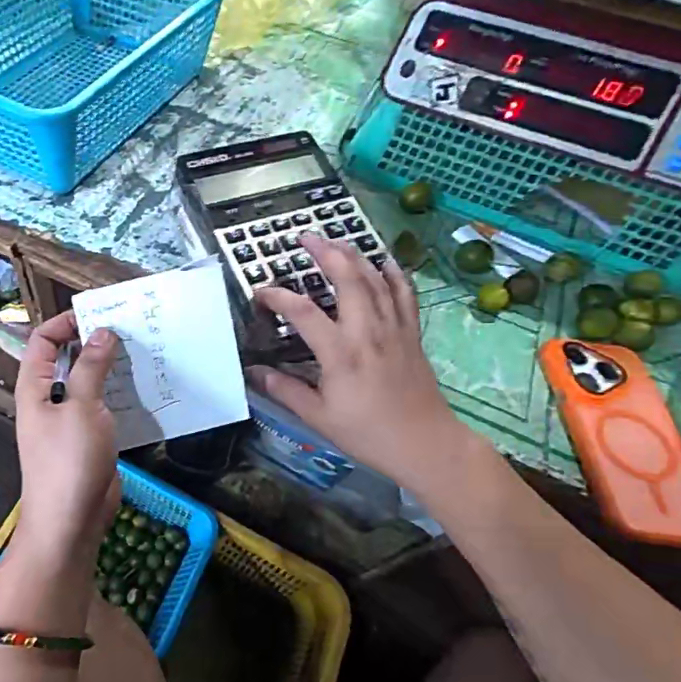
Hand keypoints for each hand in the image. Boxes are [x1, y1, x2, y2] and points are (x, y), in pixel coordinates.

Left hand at [13, 310, 122, 556]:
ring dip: (110, 369)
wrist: (70, 521)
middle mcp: (48, 400)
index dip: (65, 323)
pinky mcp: (88, 439)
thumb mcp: (82, 407)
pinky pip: (101, 407)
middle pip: (67, 359)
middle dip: (93, 343)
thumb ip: (91, 367)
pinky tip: (142, 389)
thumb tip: (102, 332)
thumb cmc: (69, 460)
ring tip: (141, 354)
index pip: (42, 341)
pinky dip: (118, 395)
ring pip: (87, 383)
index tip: (98, 315)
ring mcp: (68, 421)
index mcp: (34, 387)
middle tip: (128, 331)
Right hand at [250, 232, 492, 493]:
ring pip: (375, 280)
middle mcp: (367, 331)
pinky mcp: (411, 334)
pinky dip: (394, 274)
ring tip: (336, 240)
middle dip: (325, 253)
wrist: (426, 444)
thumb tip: (254, 372)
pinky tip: (385, 260)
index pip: (302, 312)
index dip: (277, 297)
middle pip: (347, 279)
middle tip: (306, 237)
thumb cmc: (368, 433)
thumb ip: (285, 390)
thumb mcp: (319, 417)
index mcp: (340, 353)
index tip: (260, 293)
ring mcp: (394, 329)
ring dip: (355, 255)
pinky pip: (404, 294)